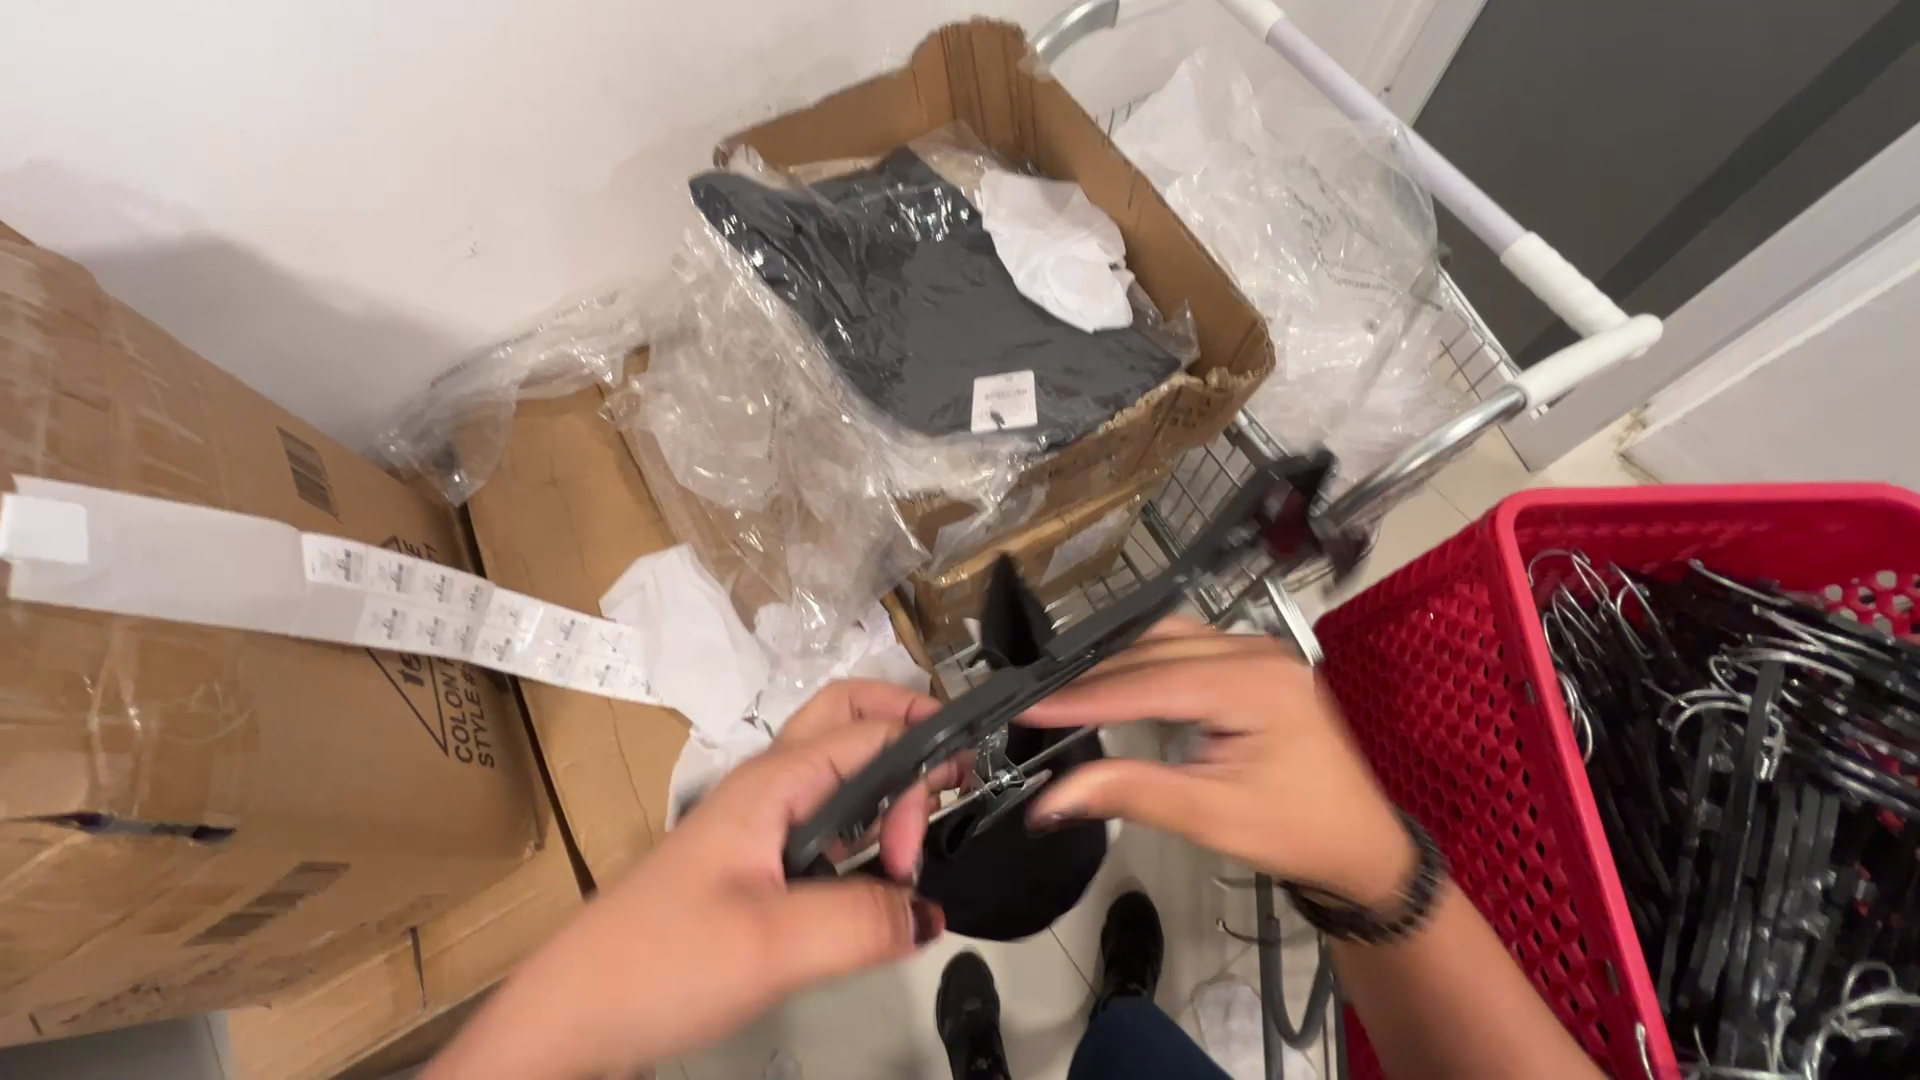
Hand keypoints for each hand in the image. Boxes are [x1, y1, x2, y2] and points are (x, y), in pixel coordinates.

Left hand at [425, 680, 957, 1079]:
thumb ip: (865, 921)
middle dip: (904, 729)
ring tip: (903, 855)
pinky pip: (825, 815)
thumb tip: (929, 912)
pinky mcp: (754, 857)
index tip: (953, 805)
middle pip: (847, 715)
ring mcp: (759, 819)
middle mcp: (769, 784)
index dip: (920, 758)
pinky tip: (873, 871)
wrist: (568, 1019)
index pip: (870, 733)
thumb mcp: (773, 946)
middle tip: (941, 787)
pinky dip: (864, 823)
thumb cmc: (661, 965)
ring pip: (838, 765)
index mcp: (774, 782)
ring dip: (885, 785)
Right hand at [1021, 618, 1414, 907]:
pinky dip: (1141, 660)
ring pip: (1165, 639)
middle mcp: (1256, 651)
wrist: (1360, 844)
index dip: (1084, 696)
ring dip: (1114, 662)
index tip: (1028, 707)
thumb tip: (1050, 800)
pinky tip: (1113, 676)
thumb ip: (1129, 793)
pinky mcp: (1252, 659)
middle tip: (1036, 700)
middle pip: (1154, 652)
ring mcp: (1257, 649)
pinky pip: (1184, 644)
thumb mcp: (1210, 817)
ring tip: (1065, 688)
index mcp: (1254, 685)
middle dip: (1092, 678)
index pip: (1149, 683)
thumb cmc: (1294, 832)